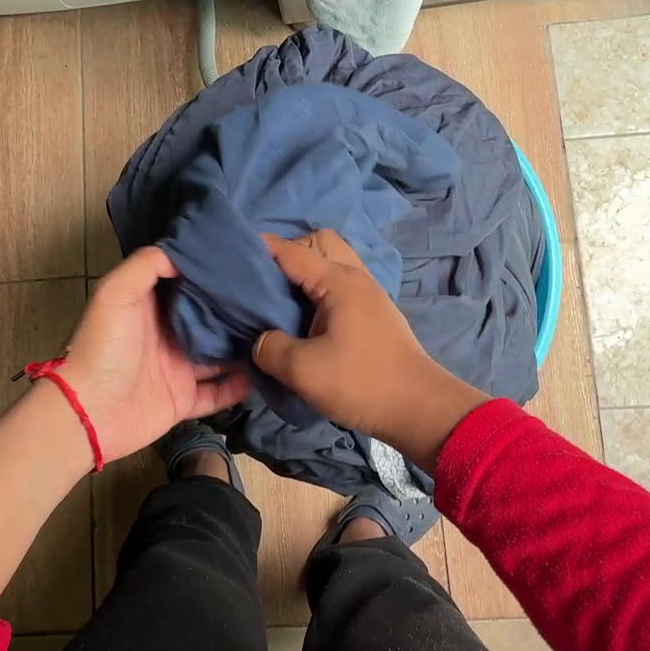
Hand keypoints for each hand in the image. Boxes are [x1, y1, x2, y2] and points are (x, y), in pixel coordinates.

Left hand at [55, 246, 252, 462]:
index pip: (189, 283)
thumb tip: (188, 252)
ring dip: (243, 345)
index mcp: (152, 306)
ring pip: (220, 354)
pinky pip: (218, 393)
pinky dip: (239, 386)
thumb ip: (148, 264)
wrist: (89, 411)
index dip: (214, 272)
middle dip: (236, 308)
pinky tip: (263, 372)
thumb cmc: (104, 346)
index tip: (248, 260)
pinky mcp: (183, 400)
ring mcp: (177, 369)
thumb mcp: (116, 291)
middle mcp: (168, 334)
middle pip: (210, 318)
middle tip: (273, 296)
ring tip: (278, 331)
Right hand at [255, 229, 488, 471]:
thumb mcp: (303, 370)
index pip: (290, 250)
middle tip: (262, 283)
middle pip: (318, 242)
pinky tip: (303, 316)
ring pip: (332, 262)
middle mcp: (355, 276)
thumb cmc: (361, 383)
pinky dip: (319, 288)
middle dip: (287, 253)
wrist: (418, 408)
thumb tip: (259, 339)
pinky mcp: (374, 312)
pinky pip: (340, 283)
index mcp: (338, 280)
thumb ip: (270, 347)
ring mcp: (368, 292)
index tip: (230, 258)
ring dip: (305, 272)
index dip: (258, 251)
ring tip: (279, 299)